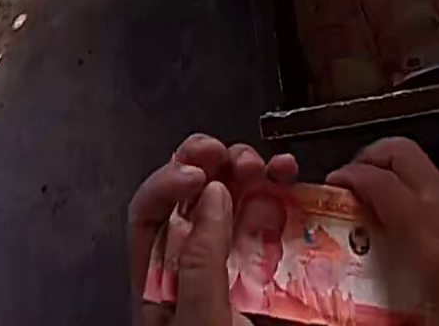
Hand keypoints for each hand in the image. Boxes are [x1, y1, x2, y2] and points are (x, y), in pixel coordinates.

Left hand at [128, 133, 297, 324]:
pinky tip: (288, 172)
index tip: (200, 172)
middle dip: (210, 160)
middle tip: (230, 158)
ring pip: (231, 191)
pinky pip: (271, 208)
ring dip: (246, 164)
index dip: (168, 180)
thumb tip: (211, 192)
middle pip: (189, 190)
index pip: (149, 212)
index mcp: (161, 280)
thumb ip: (200, 261)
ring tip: (262, 166)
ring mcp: (233, 256)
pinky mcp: (271, 259)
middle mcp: (195, 259)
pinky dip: (280, 181)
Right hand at [327, 138, 438, 325]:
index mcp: (421, 223)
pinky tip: (433, 232)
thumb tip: (368, 314)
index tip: (333, 184)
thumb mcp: (432, 318)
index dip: (348, 177)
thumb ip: (396, 307)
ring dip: (402, 177)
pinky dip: (429, 198)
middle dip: (372, 155)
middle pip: (399, 151)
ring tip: (389, 207)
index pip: (374, 181)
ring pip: (425, 169)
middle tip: (355, 177)